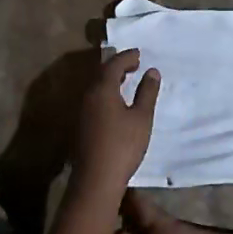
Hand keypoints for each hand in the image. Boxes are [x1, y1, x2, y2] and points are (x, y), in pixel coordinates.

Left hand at [74, 49, 160, 195]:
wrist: (96, 180)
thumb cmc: (122, 145)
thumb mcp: (141, 117)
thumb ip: (147, 92)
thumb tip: (151, 71)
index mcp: (102, 89)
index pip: (114, 64)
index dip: (127, 56)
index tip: (139, 53)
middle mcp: (88, 96)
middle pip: (101, 73)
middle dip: (117, 65)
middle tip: (134, 64)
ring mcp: (81, 111)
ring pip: (96, 86)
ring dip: (110, 79)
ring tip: (126, 80)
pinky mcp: (80, 125)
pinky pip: (93, 98)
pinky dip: (105, 92)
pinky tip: (115, 102)